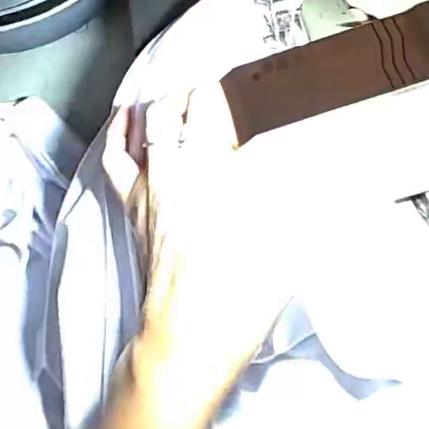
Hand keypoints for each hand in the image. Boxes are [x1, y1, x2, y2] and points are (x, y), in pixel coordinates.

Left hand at [102, 87, 291, 417]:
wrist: (187, 342)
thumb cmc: (241, 295)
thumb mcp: (287, 239)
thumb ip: (299, 190)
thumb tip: (312, 154)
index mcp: (221, 173)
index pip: (228, 111)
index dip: (243, 90)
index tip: (260, 86)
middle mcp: (183, 168)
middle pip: (188, 107)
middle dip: (209, 92)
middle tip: (226, 93)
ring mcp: (152, 184)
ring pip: (154, 122)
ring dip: (173, 101)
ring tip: (188, 95)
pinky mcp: (132, 204)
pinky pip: (117, 157)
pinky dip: (120, 131)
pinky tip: (127, 114)